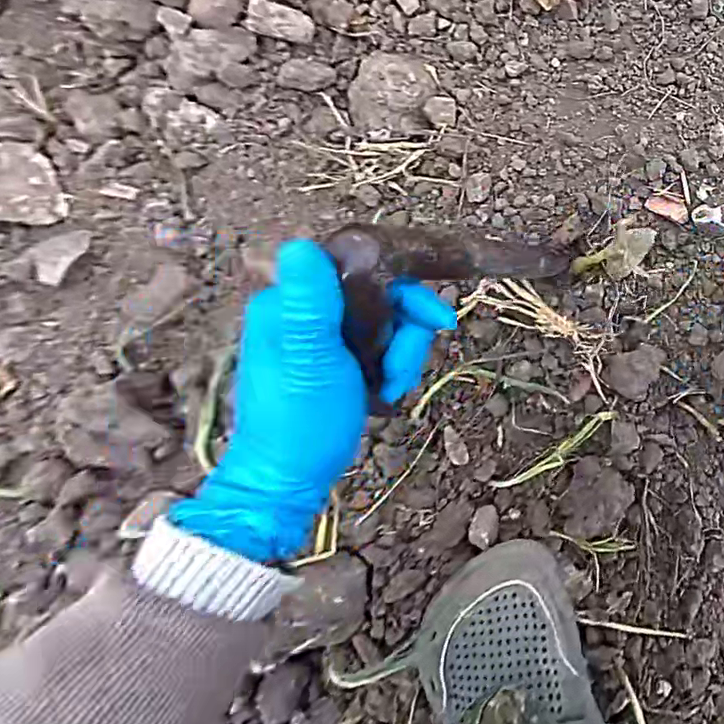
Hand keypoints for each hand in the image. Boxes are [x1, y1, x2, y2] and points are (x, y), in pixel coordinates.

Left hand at [171, 240, 456, 561]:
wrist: (292, 477)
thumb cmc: (299, 420)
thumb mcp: (310, 361)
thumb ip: (309, 305)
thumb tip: (300, 246)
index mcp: (291, 304)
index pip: (366, 271)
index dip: (405, 293)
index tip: (432, 320)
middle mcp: (310, 312)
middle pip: (388, 296)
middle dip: (409, 331)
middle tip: (405, 363)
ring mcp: (327, 335)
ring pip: (396, 321)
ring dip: (406, 352)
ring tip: (393, 382)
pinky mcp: (344, 355)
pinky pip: (391, 342)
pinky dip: (399, 363)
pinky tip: (389, 386)